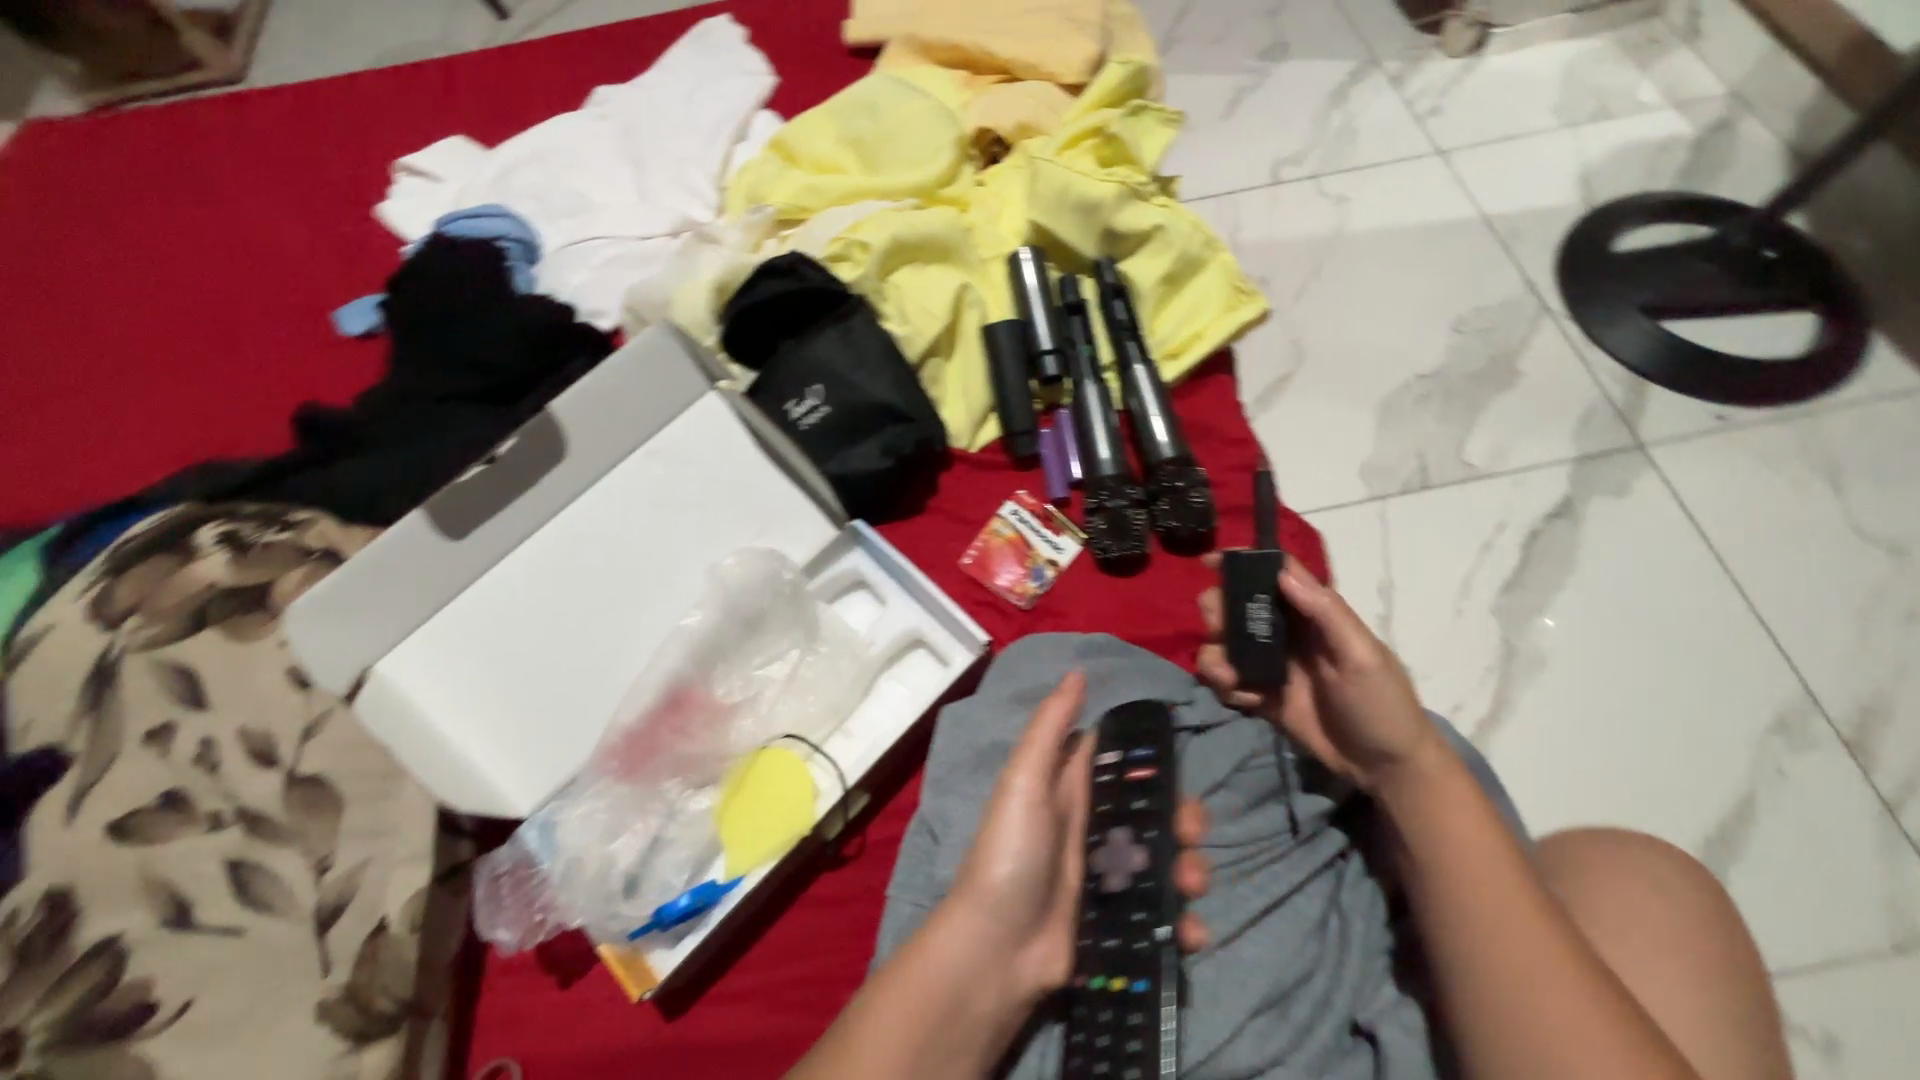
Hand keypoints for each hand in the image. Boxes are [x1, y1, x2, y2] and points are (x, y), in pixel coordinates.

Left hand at [947, 671, 1212, 1005]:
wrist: (998, 949)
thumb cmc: (1010, 854)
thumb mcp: (1024, 781)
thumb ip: (1050, 727)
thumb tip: (1078, 672)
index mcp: (1072, 793)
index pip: (1126, 769)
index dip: (1158, 767)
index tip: (1182, 774)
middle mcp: (1094, 831)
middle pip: (1157, 817)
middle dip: (1184, 824)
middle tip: (1190, 838)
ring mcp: (1108, 880)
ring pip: (1169, 865)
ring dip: (1192, 872)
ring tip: (1192, 888)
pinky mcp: (1119, 923)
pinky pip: (1164, 918)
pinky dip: (1185, 923)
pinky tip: (1190, 932)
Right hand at [1197, 556, 1445, 793]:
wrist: (1383, 766)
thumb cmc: (1381, 704)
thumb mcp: (1362, 656)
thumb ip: (1326, 613)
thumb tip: (1282, 573)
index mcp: (1313, 615)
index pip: (1275, 575)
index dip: (1243, 564)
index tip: (1209, 561)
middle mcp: (1286, 634)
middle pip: (1238, 607)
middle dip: (1218, 613)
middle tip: (1219, 630)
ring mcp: (1271, 666)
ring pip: (1224, 646)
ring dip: (1216, 657)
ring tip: (1229, 679)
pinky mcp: (1260, 696)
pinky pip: (1228, 682)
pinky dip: (1226, 688)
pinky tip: (1247, 702)